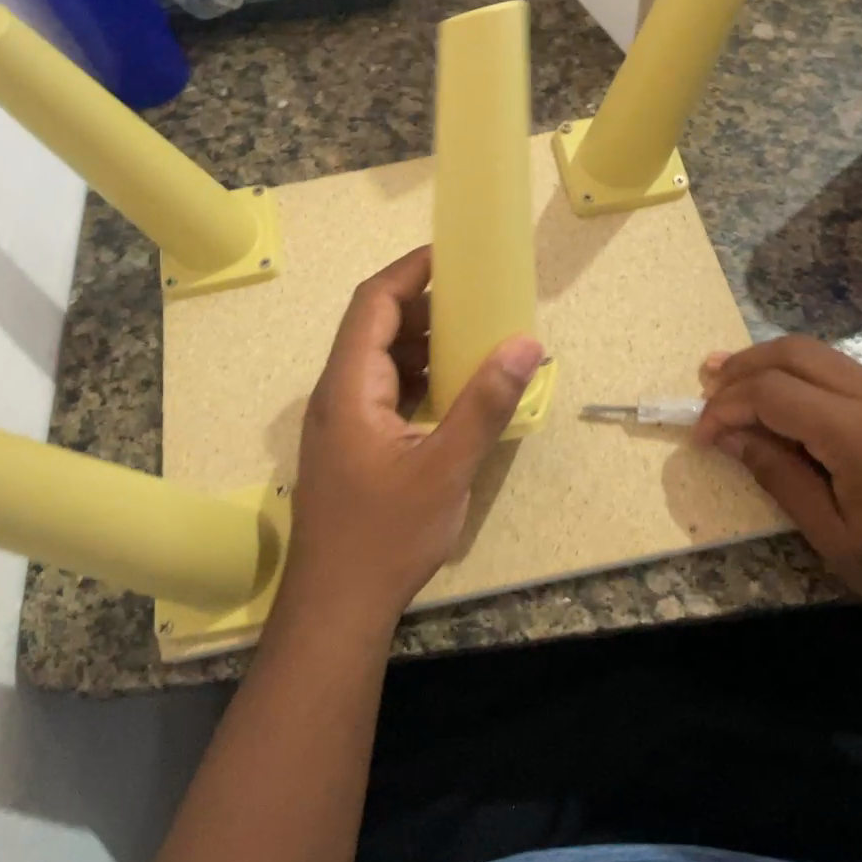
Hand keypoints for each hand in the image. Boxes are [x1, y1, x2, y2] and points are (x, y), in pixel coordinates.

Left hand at [279, 246, 543, 631]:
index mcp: (348, 387)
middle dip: (424, 310)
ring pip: (378, 365)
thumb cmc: (386, 535)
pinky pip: (382, 396)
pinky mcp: (350, 449)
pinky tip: (452, 397)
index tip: (452, 257)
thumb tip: (526, 345)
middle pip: (373, 330)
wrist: (336, 605)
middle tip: (477, 305)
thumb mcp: (445, 468)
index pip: (372, 304)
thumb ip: (484, 404)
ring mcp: (339, 425)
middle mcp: (336, 396)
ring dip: (422, 349)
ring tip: (474, 347)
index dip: (409, 272)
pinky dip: (417, 383)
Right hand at [692, 336, 861, 632]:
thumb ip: (775, 472)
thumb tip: (726, 434)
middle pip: (800, 352)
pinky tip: (788, 411)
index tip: (700, 434)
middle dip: (746, 366)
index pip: (775, 392)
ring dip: (776, 369)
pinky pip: (851, 380)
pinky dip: (808, 384)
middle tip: (707, 384)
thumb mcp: (831, 532)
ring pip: (827, 359)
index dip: (727, 406)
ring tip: (735, 389)